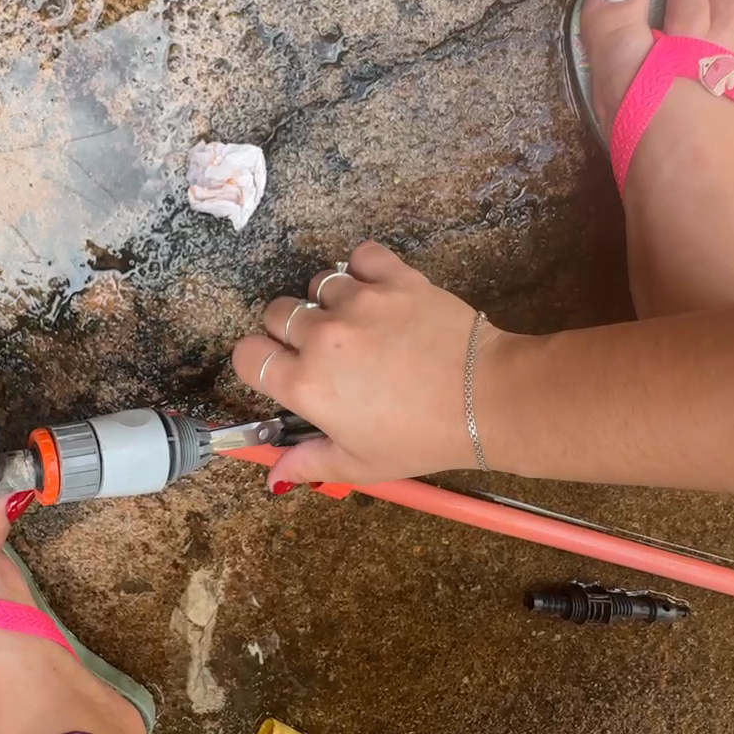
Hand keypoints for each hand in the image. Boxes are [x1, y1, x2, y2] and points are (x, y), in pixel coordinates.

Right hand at [230, 241, 508, 486]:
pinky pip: (359, 257)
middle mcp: (323, 338)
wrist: (487, 400)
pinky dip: (362, 269)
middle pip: (275, 313)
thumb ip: (309, 464)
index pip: (247, 356)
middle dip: (289, 329)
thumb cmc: (422, 437)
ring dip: (328, 301)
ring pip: (317, 284)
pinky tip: (375, 290)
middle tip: (321, 349)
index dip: (257, 361)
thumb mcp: (362, 463)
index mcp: (307, 384)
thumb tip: (273, 477)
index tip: (279, 367)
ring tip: (356, 321)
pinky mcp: (394, 279)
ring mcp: (358, 303)